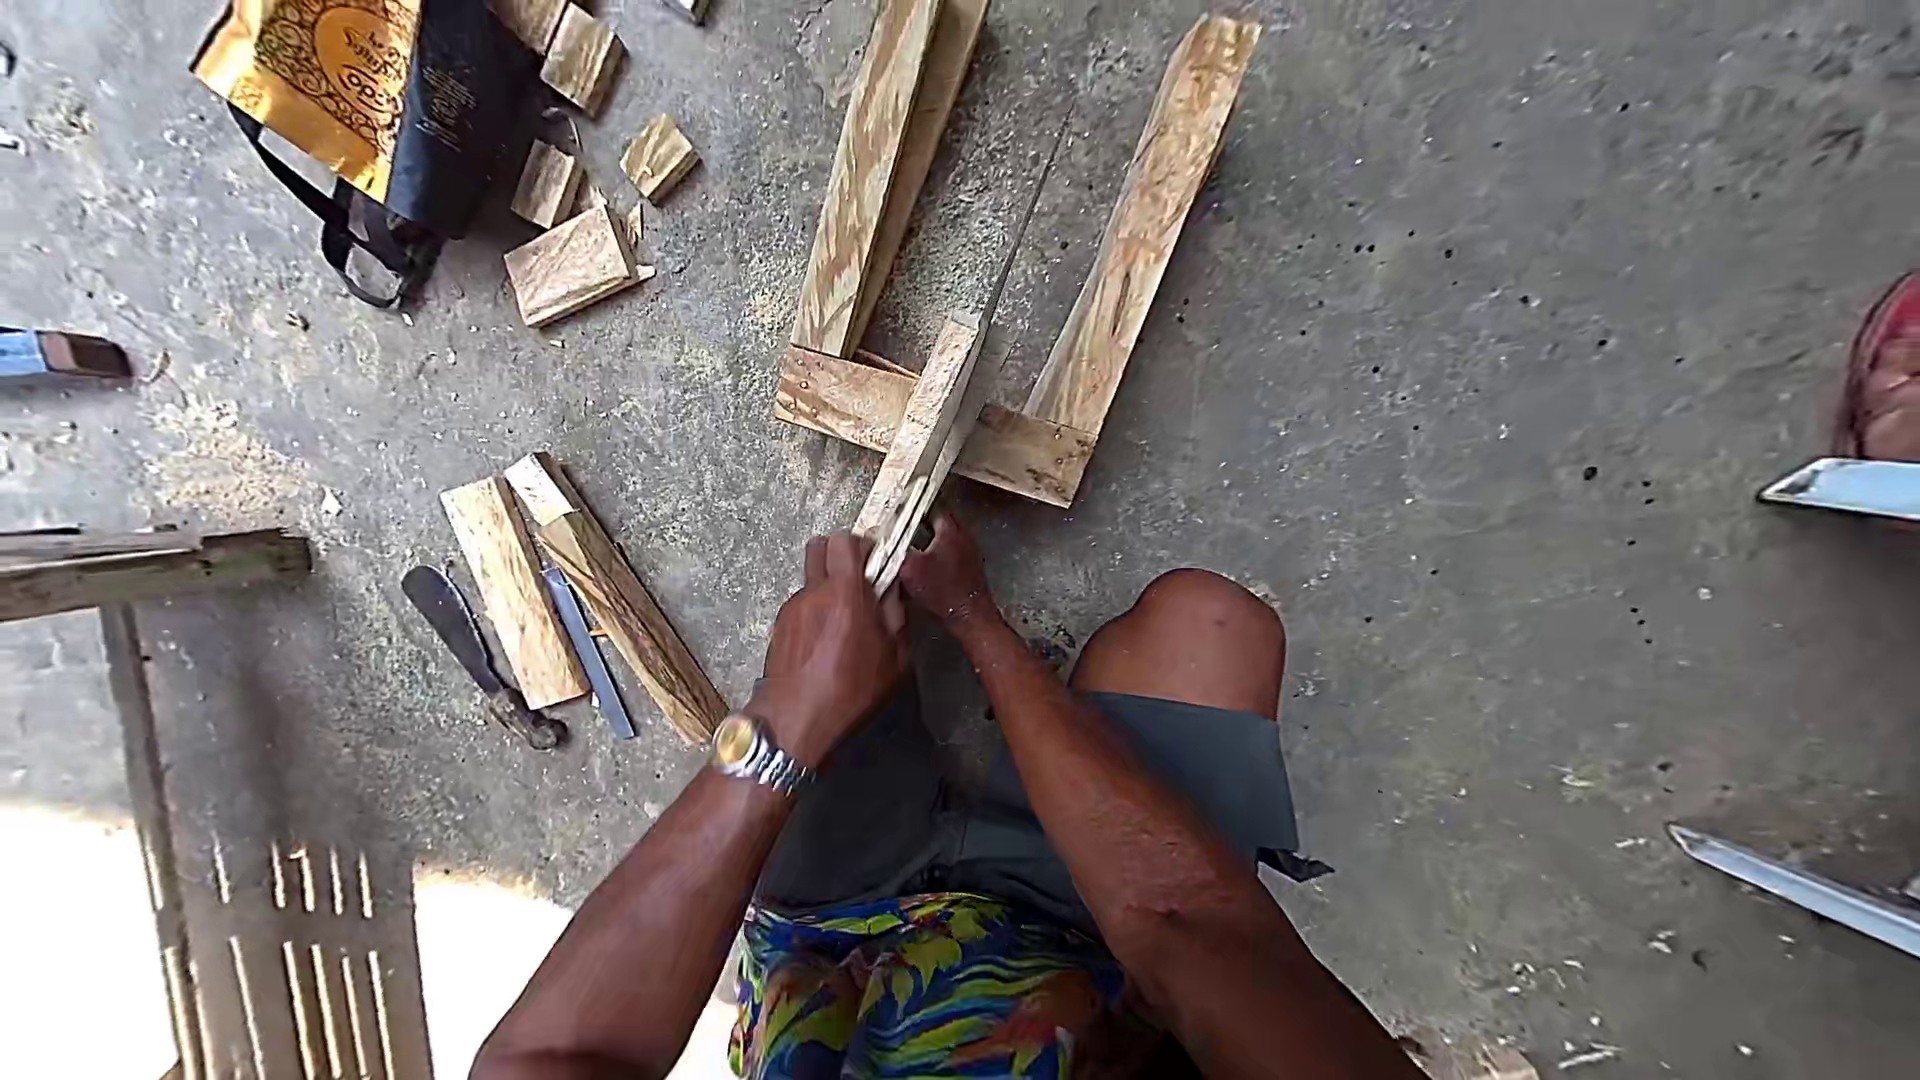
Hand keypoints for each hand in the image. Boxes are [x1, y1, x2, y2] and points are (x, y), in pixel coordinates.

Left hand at [752, 534, 907, 766]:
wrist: (794, 722)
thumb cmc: (848, 692)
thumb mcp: (893, 658)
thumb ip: (896, 617)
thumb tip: (894, 593)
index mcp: (845, 593)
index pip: (846, 541)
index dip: (864, 545)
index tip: (877, 563)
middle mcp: (813, 592)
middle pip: (820, 548)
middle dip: (841, 555)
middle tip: (859, 580)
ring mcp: (792, 607)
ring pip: (812, 578)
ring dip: (829, 587)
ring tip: (845, 622)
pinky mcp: (779, 625)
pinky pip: (802, 604)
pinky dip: (815, 610)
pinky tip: (825, 642)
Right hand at [898, 512, 997, 633]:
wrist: (969, 615)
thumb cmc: (944, 591)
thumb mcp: (909, 568)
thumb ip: (897, 551)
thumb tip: (885, 543)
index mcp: (950, 530)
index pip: (931, 507)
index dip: (914, 508)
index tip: (902, 512)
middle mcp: (963, 537)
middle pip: (938, 522)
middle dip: (919, 526)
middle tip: (904, 531)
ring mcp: (969, 553)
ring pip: (944, 539)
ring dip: (928, 543)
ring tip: (912, 550)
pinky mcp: (969, 568)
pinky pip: (949, 555)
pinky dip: (937, 558)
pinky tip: (926, 570)